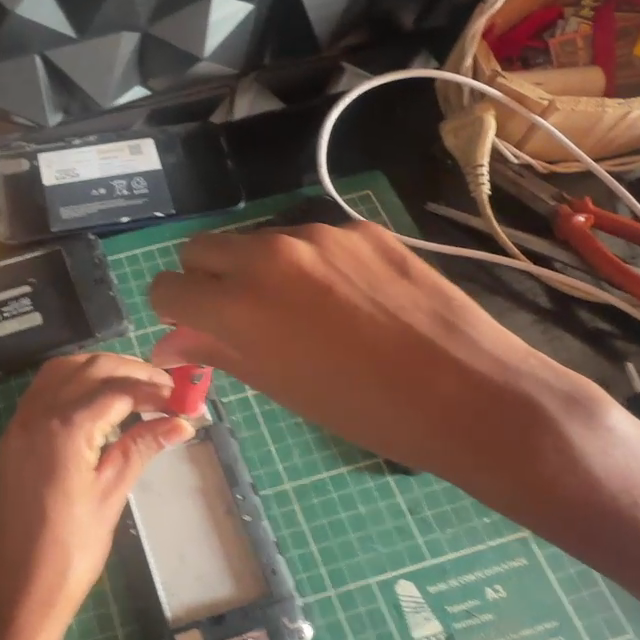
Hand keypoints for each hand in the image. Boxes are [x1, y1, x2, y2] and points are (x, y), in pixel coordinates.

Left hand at [0, 354, 194, 626]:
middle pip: (88, 369)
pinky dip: (73, 384)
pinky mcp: (13, 436)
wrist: (19, 590)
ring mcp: (20, 423)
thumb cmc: (70, 552)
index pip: (117, 388)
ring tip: (136, 388)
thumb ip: (141, 448)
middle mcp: (37, 414)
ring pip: (61, 372)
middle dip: (129, 371)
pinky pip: (43, 391)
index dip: (155, 388)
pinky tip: (98, 402)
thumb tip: (181, 422)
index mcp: (65, 428)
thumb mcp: (111, 495)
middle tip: (166, 388)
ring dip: (98, 370)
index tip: (185, 398)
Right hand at [149, 222, 612, 488]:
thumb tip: (171, 343)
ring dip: (259, 270)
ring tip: (305, 313)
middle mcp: (269, 252)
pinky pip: (310, 240)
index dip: (173, 312)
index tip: (193, 331)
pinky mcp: (360, 228)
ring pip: (257, 241)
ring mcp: (319, 233)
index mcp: (239, 301)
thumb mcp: (279, 386)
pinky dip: (310, 265)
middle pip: (201, 249)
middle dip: (205, 281)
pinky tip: (350, 301)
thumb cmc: (365, 411)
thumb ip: (216, 351)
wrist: (473, 394)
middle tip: (238, 319)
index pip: (167, 287)